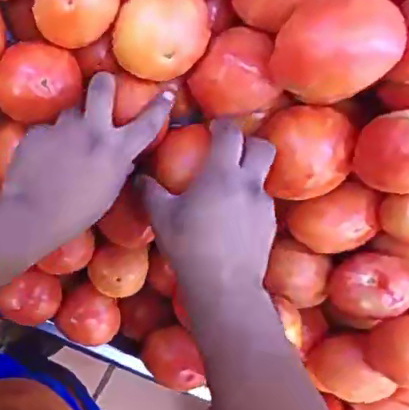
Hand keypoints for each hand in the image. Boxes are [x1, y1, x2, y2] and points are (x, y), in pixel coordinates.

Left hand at [0, 73, 172, 245]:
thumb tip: (124, 161)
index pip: (147, 123)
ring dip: (71, 120)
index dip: (160, 106)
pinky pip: (45, 130)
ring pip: (70, 109)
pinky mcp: (37, 132)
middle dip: (104, 82)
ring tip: (64, 139)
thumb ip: (117, 170)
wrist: (33, 215)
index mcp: (116, 150)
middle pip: (102, 87)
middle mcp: (92, 130)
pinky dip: (46, 142)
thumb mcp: (106, 194)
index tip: (168, 92)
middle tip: (103, 84)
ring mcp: (62, 128)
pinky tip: (40, 158)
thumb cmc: (74, 214)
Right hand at [141, 118, 276, 299]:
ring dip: (249, 172)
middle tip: (229, 149)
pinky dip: (248, 199)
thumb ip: (150, 192)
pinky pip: (261, 200)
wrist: (224, 285)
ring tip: (227, 185)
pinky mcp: (269, 223)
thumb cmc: (188, 247)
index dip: (221, 124)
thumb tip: (138, 176)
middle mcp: (248, 182)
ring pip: (263, 175)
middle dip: (249, 141)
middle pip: (263, 146)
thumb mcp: (161, 218)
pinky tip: (232, 215)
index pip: (229, 133)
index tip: (211, 126)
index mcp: (221, 173)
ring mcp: (263, 204)